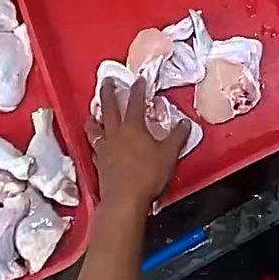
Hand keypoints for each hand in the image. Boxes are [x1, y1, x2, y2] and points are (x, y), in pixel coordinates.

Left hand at [92, 77, 190, 219]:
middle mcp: (115, 133)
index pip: (135, 102)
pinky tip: (96, 141)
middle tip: (107, 81)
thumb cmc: (148, 175)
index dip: (138, 89)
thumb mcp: (169, 155)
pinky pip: (94, 145)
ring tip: (93, 111)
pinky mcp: (98, 162)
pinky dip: (94, 139)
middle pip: (109, 107)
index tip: (139, 79)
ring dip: (94, 116)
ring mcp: (104, 147)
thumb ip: (177, 137)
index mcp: (133, 127)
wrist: (124, 200)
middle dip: (108, 92)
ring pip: (95, 126)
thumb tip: (185, 123)